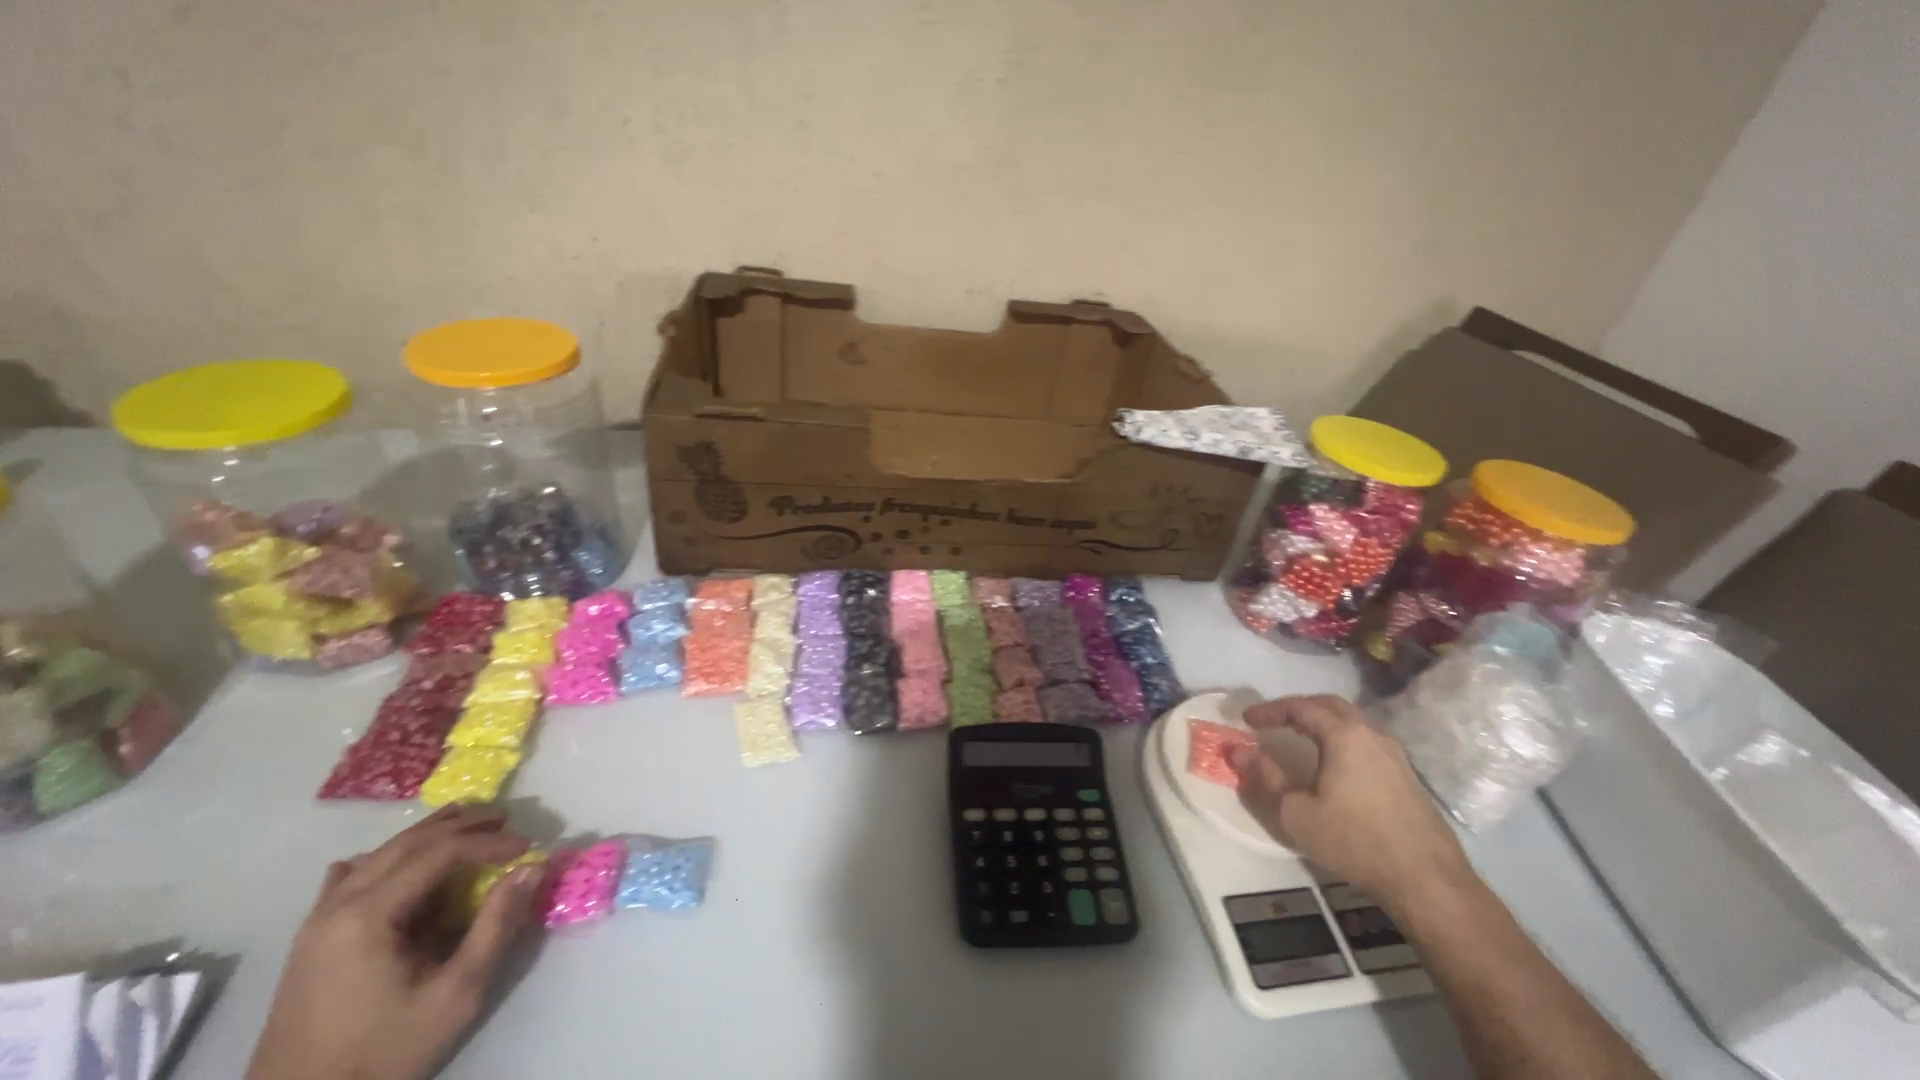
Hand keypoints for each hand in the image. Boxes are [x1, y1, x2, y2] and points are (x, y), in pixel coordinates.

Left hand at [246, 806, 543, 1079]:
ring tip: (465, 824)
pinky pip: (347, 879)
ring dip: (425, 836)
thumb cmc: (384, 1050)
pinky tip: (388, 862)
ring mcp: (317, 919)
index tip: (527, 847)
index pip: (439, 854)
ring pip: (378, 856)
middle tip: (504, 820)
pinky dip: (382, 859)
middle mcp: (338, 904)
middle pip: (407, 844)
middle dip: (460, 826)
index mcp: (370, 914)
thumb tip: (531, 869)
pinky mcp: (310, 938)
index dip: (487, 843)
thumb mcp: (456, 994)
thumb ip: (496, 927)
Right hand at [1232, 694, 1476, 911]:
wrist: (1424, 877)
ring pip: (1353, 724)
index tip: (1246, 719)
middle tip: (1273, 720)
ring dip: (1323, 724)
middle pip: (1331, 706)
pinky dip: (1342, 741)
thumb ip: (1267, 776)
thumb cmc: (1353, 840)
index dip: (1271, 709)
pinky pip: (1367, 743)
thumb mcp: (1297, 812)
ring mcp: (1395, 755)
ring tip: (1300, 739)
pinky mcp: (1406, 776)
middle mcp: (1372, 734)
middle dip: (1299, 708)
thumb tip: (1239, 750)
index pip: (1301, 707)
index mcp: (1345, 735)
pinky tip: (1333, 765)